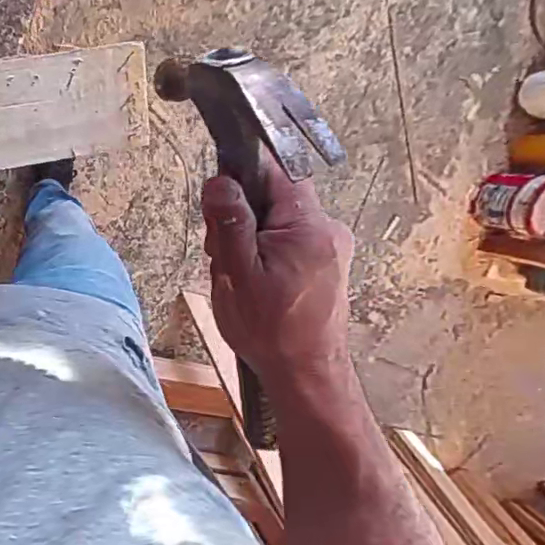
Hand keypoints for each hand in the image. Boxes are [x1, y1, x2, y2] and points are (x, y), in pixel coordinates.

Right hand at [201, 160, 353, 387]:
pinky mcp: (322, 261)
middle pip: (271, 198)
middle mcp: (325, 230)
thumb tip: (219, 182)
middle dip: (238, 219)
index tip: (218, 199)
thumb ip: (230, 225)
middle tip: (224, 256)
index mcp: (308, 227)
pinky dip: (260, 253)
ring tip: (238, 275)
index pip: (275, 173)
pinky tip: (252, 280)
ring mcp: (326, 246)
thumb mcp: (239, 274)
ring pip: (273, 221)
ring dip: (246, 239)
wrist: (304, 371)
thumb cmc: (272, 330)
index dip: (241, 178)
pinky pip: (283, 240)